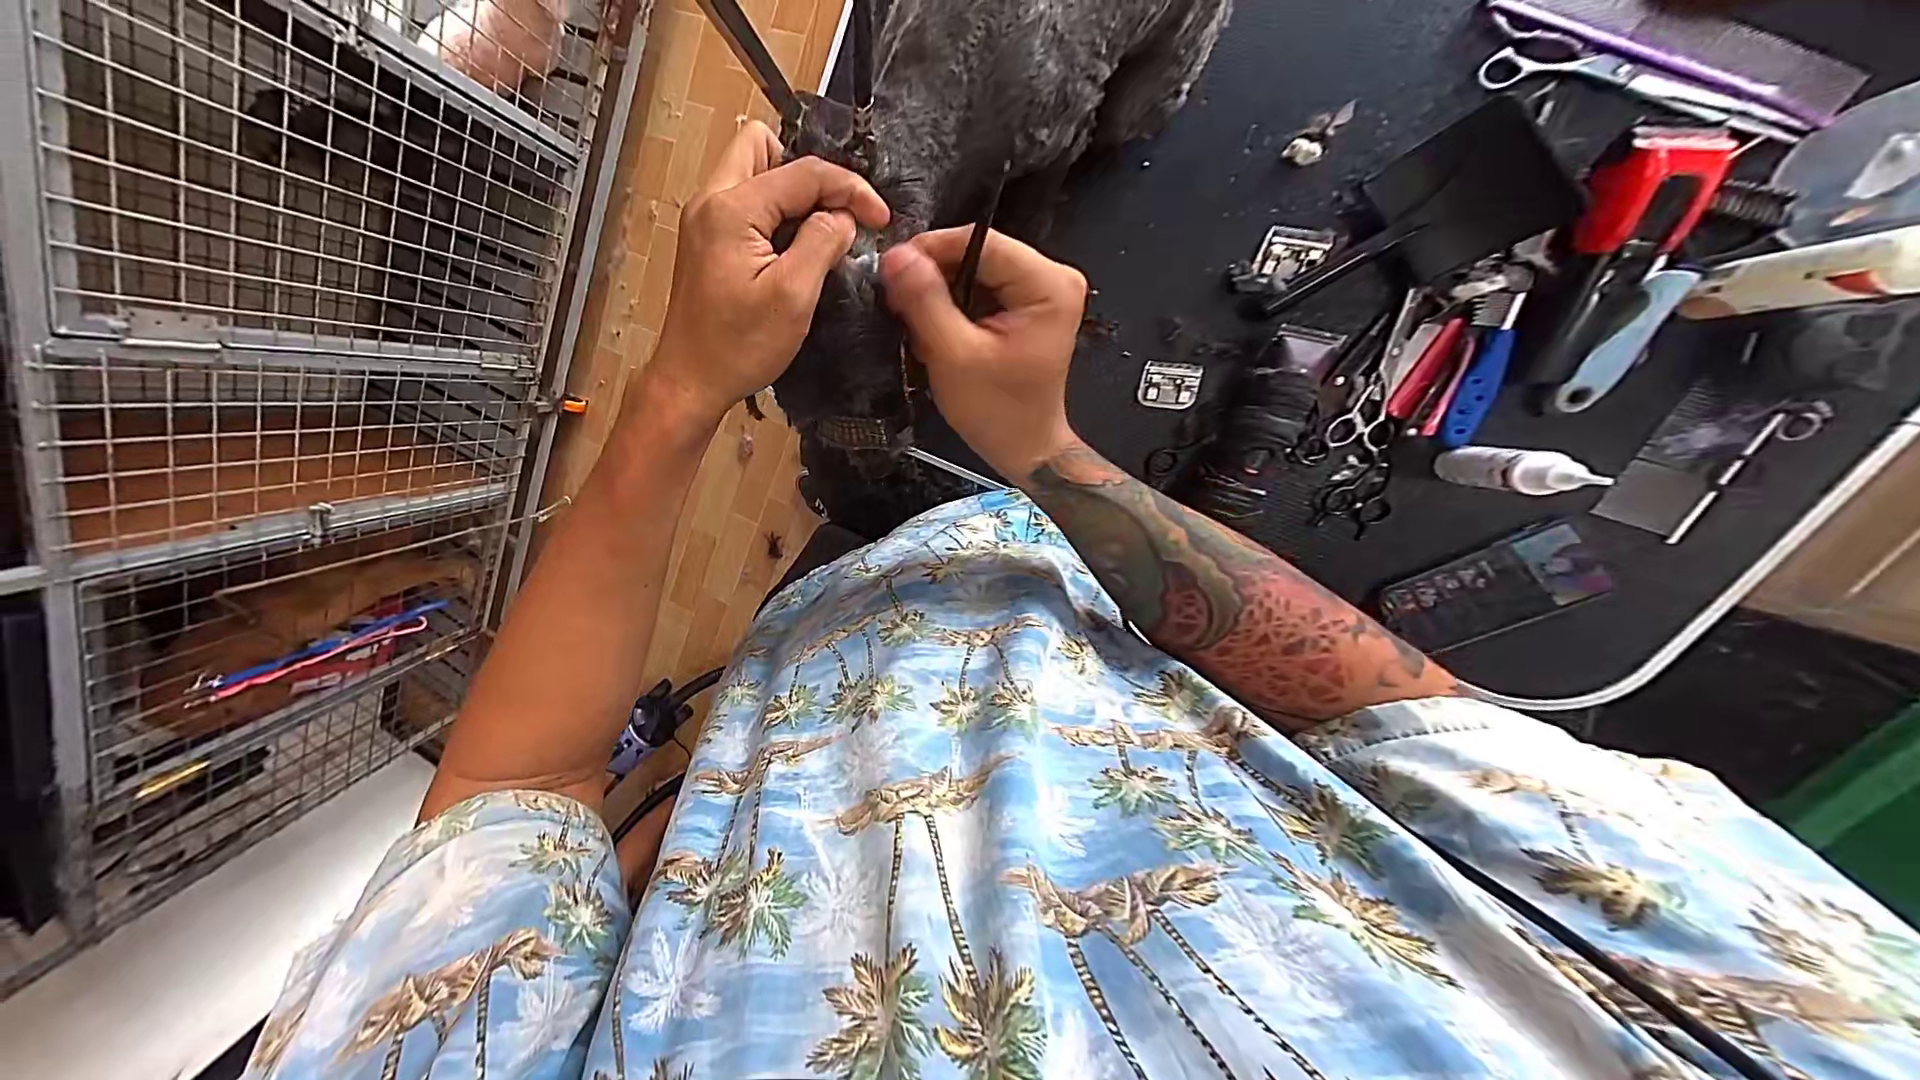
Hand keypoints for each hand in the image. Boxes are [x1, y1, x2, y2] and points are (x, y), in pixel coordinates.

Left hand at [650, 121, 889, 421]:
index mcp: (731, 209)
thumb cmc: (740, 347)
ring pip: (755, 174)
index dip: (850, 188)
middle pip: (764, 148)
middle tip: (839, 216)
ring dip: (794, 196)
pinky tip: (796, 252)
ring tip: (821, 237)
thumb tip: (843, 218)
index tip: (881, 216)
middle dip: (810, 175)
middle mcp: (711, 201)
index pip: (802, 171)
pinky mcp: (709, 242)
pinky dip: (778, 218)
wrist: (693, 380)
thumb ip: (821, 244)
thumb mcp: (793, 297)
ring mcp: (705, 220)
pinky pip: (748, 206)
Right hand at [880, 228, 1087, 479]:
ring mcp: (1041, 292)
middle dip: (936, 277)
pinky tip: (940, 332)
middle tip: (901, 304)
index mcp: (1048, 285)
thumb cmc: (998, 413)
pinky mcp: (1027, 307)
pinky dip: (955, 307)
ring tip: (920, 325)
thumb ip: (925, 301)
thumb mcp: (954, 356)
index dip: (930, 250)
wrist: (1024, 448)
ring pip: (975, 271)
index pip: (979, 240)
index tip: (893, 268)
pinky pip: (981, 289)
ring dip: (942, 294)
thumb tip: (897, 255)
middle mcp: (1052, 279)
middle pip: (977, 253)